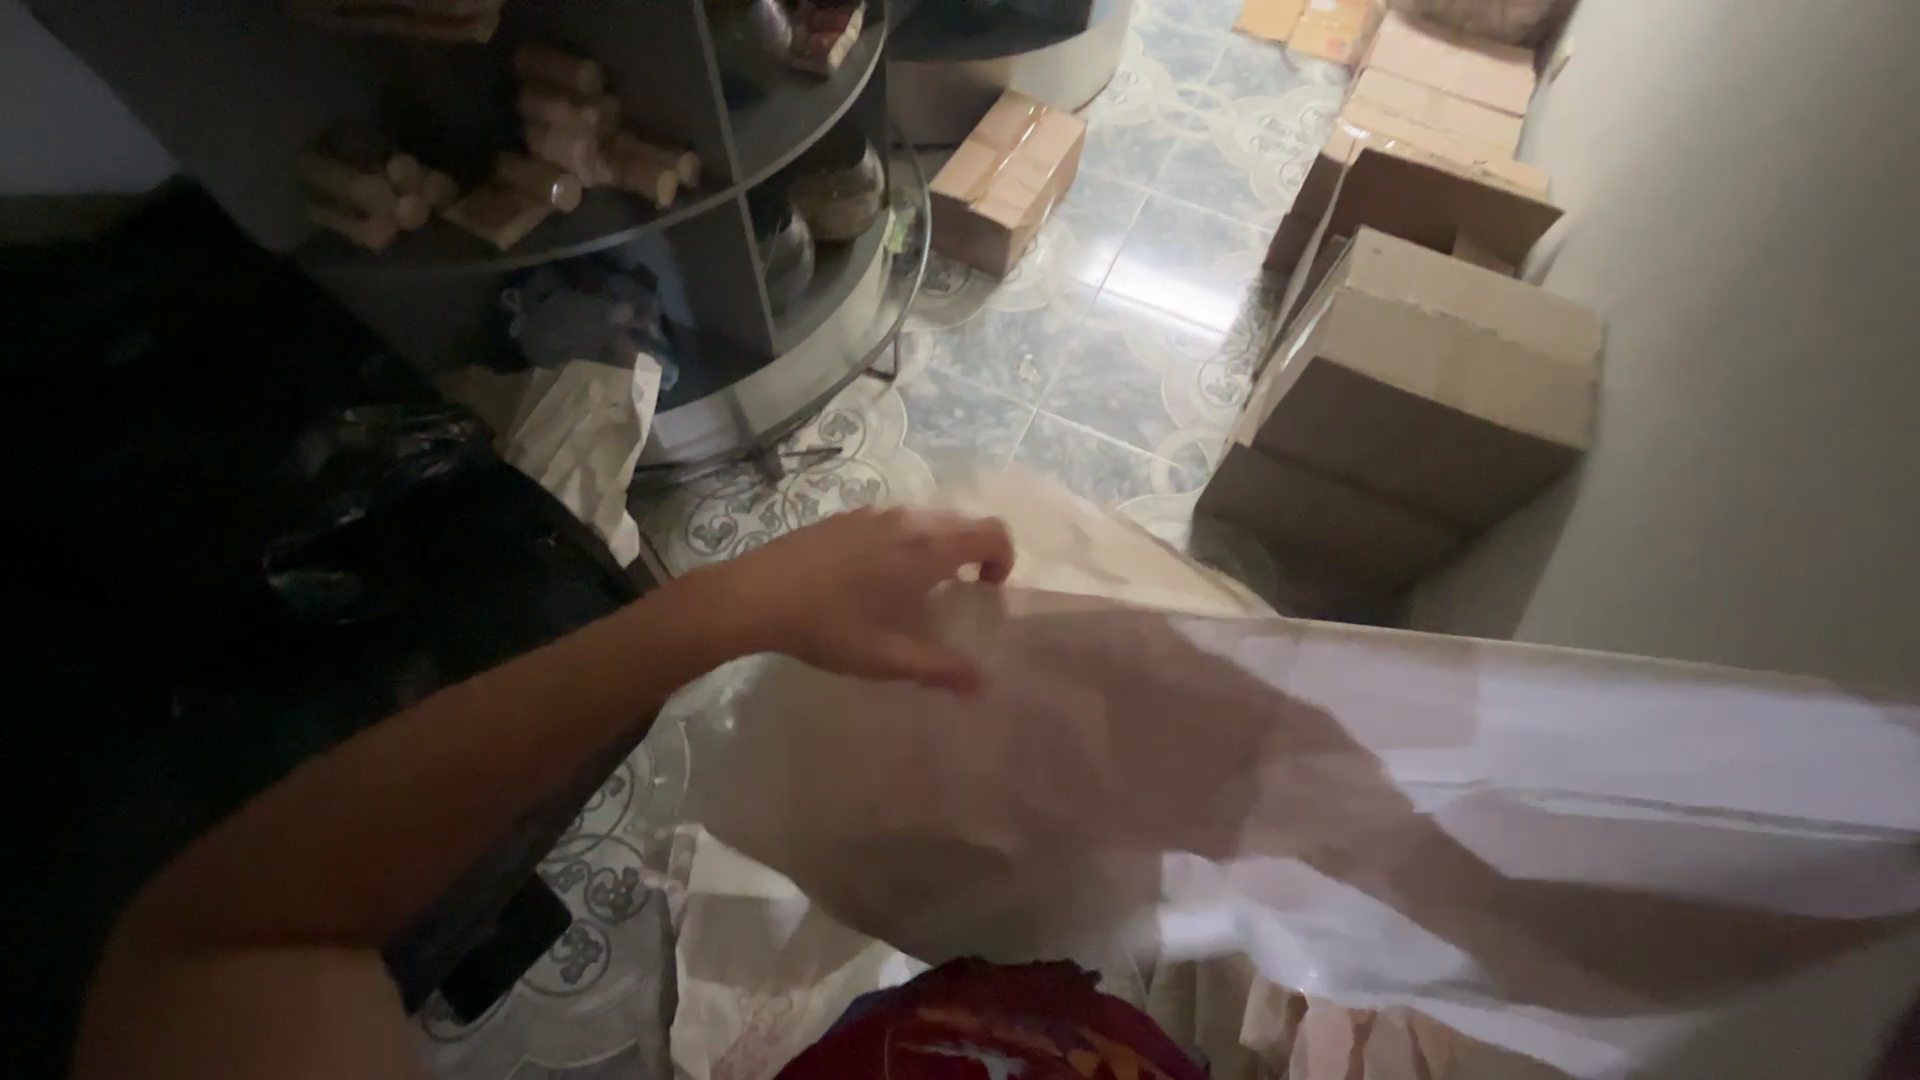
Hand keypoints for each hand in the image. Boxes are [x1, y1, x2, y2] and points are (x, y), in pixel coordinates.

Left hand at [716, 507, 1013, 693]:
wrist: (757, 593)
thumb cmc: (830, 626)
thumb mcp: (888, 658)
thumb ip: (941, 668)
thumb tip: (982, 684)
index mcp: (928, 549)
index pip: (993, 533)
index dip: (1004, 559)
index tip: (986, 591)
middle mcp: (910, 520)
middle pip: (964, 522)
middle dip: (975, 553)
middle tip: (959, 592)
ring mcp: (876, 513)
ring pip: (929, 519)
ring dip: (941, 546)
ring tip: (917, 586)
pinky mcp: (849, 515)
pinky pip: (898, 519)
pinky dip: (909, 540)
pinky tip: (876, 575)